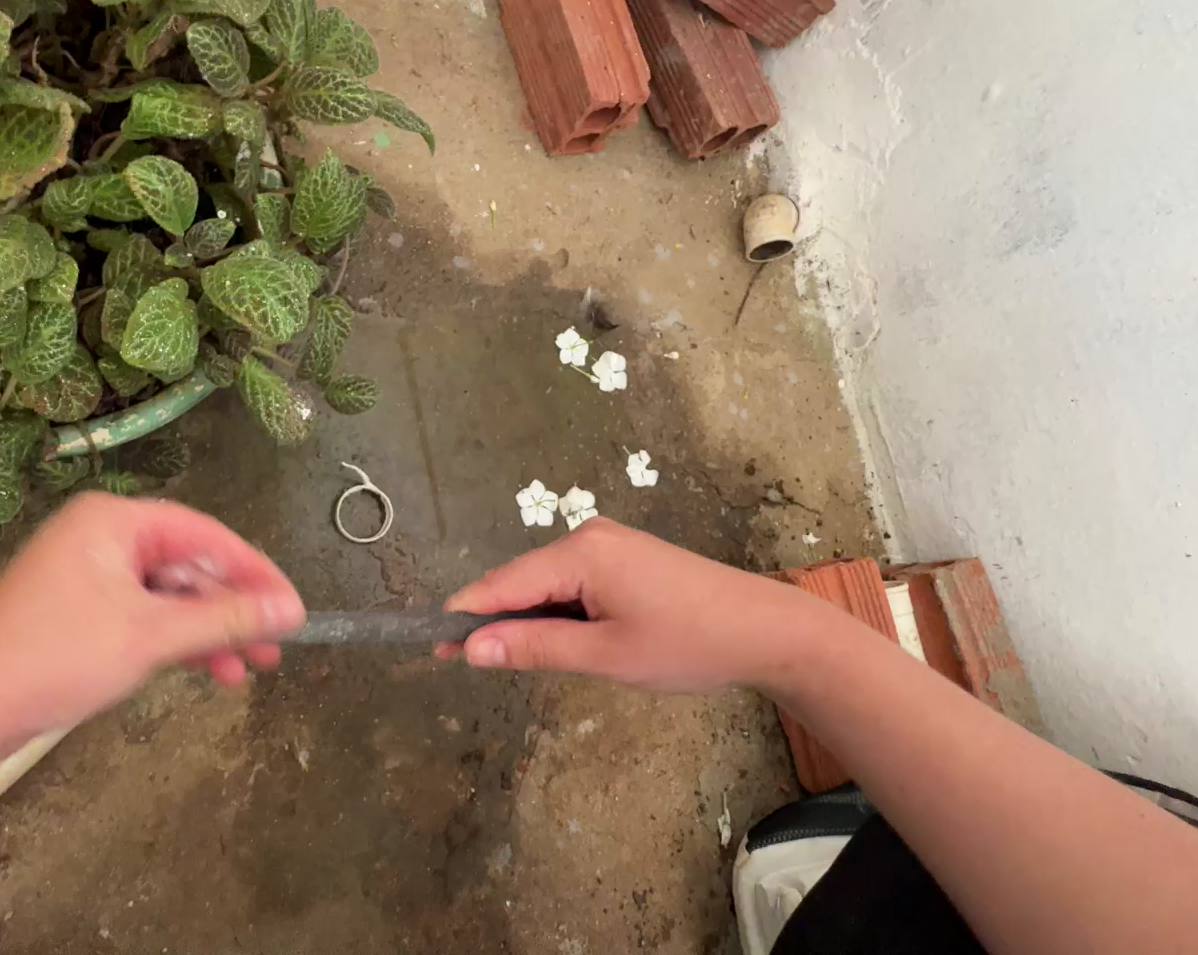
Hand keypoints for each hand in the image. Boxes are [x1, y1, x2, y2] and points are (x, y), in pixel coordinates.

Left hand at [0, 493, 304, 734]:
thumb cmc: (57, 656)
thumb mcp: (152, 635)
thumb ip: (226, 618)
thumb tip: (291, 609)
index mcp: (116, 521)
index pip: (206, 535)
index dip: (255, 572)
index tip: (293, 607)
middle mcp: (105, 538)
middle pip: (190, 567)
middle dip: (234, 610)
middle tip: (277, 645)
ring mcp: (92, 576)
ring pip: (173, 597)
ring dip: (212, 632)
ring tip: (252, 668)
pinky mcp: (84, 612)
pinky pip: (148, 617)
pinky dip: (180, 642)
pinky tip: (213, 670)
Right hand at [443, 518, 821, 692]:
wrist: (766, 629)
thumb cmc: (686, 644)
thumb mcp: (605, 655)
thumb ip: (534, 647)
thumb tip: (471, 647)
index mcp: (580, 552)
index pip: (504, 582)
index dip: (466, 613)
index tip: (432, 641)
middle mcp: (589, 535)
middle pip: (523, 578)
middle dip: (495, 618)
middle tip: (467, 661)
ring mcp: (609, 542)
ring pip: (548, 581)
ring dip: (529, 616)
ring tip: (514, 656)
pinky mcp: (625, 555)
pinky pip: (574, 580)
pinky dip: (558, 608)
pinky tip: (561, 635)